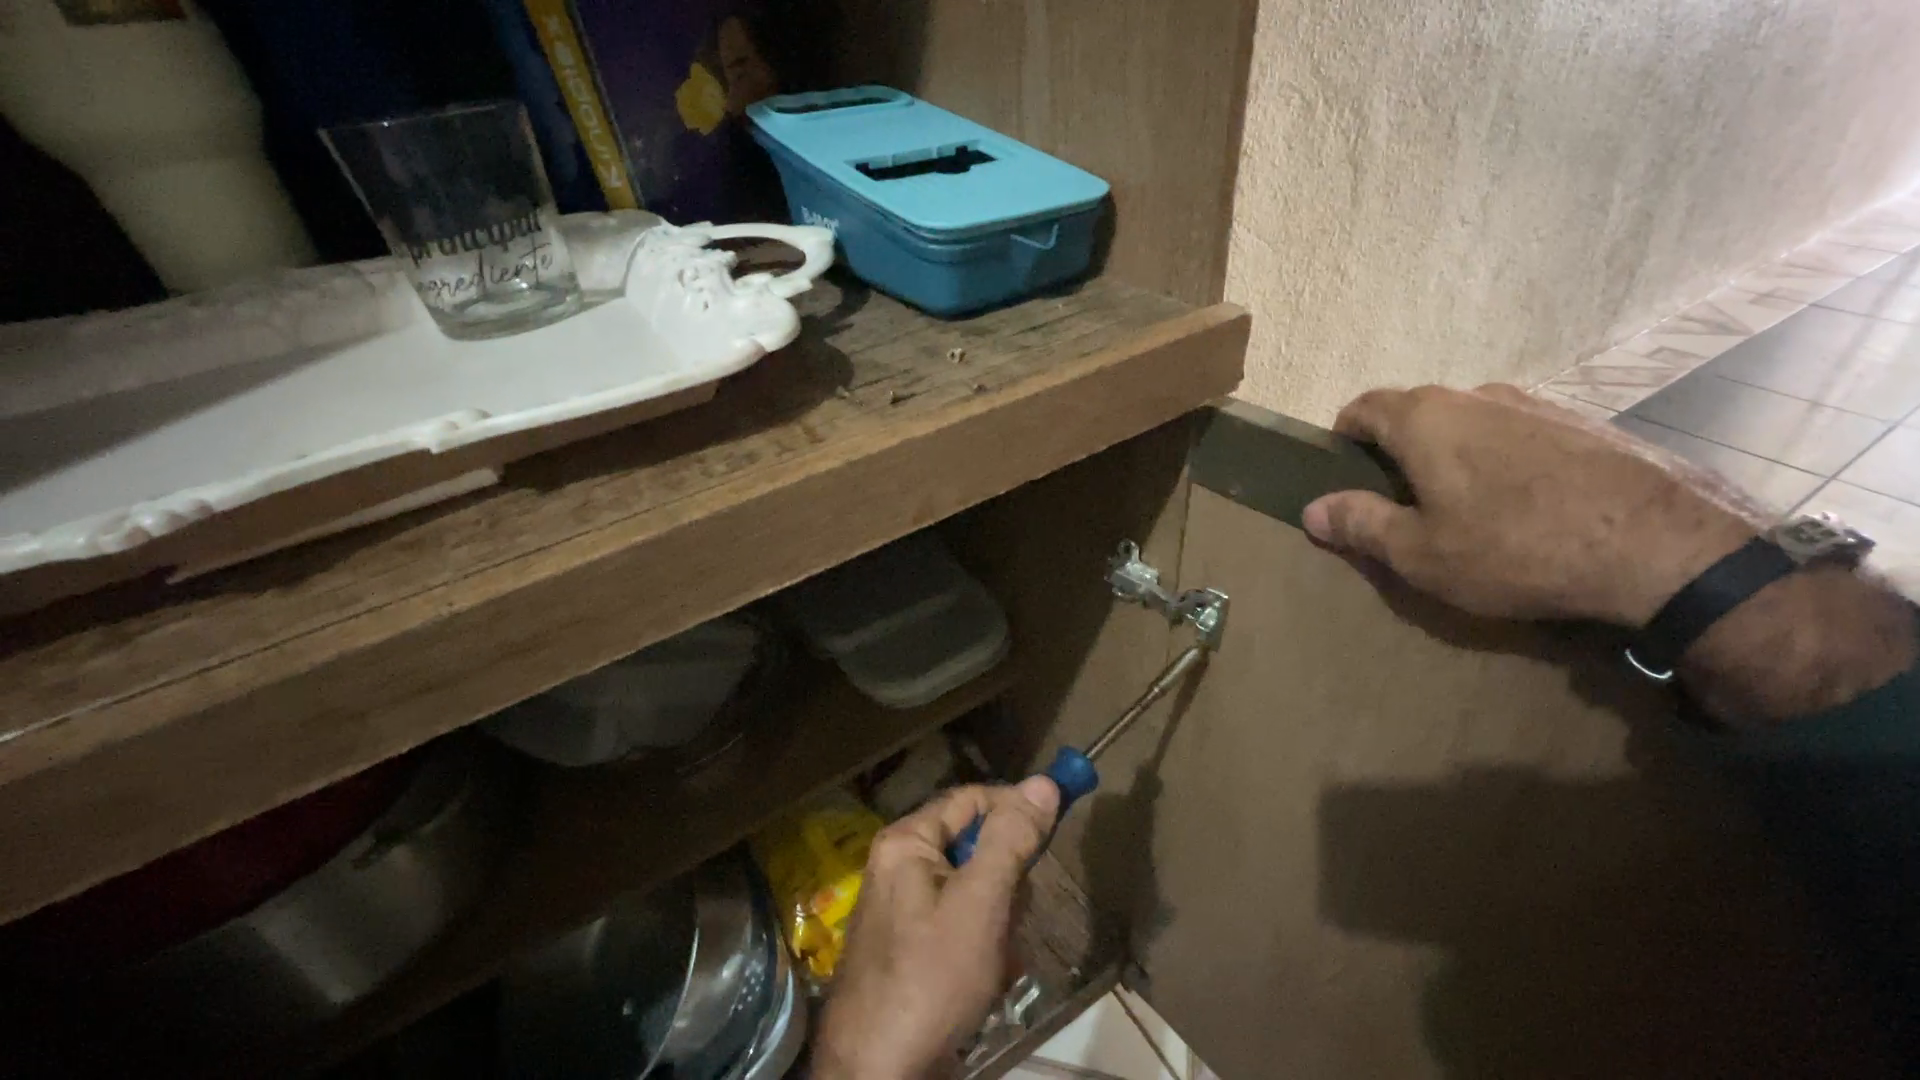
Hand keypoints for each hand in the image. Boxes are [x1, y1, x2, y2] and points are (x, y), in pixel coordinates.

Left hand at [813, 778, 1059, 1079]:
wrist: (878, 1072)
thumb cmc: (929, 978)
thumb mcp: (980, 903)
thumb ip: (1011, 841)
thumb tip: (1044, 781)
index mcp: (907, 843)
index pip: (972, 800)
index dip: (1015, 809)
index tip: (1054, 830)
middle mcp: (900, 867)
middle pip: (976, 848)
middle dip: (1006, 883)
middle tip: (1012, 917)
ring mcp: (905, 911)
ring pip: (976, 893)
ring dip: (1000, 923)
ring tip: (997, 960)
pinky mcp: (913, 950)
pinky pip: (963, 929)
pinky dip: (984, 951)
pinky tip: (986, 982)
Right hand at [1302, 384, 1915, 721]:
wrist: (1661, 547)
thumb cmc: (1513, 548)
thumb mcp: (1418, 552)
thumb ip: (1359, 523)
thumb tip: (1312, 509)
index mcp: (1425, 418)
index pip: (1362, 407)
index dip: (1342, 437)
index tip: (1343, 474)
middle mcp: (1476, 395)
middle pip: (1416, 412)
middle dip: (1396, 450)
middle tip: (1398, 502)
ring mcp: (1536, 405)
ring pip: (1470, 423)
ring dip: (1452, 455)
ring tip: (1464, 508)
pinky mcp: (1585, 424)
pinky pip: (1519, 435)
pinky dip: (1502, 461)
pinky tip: (1523, 507)